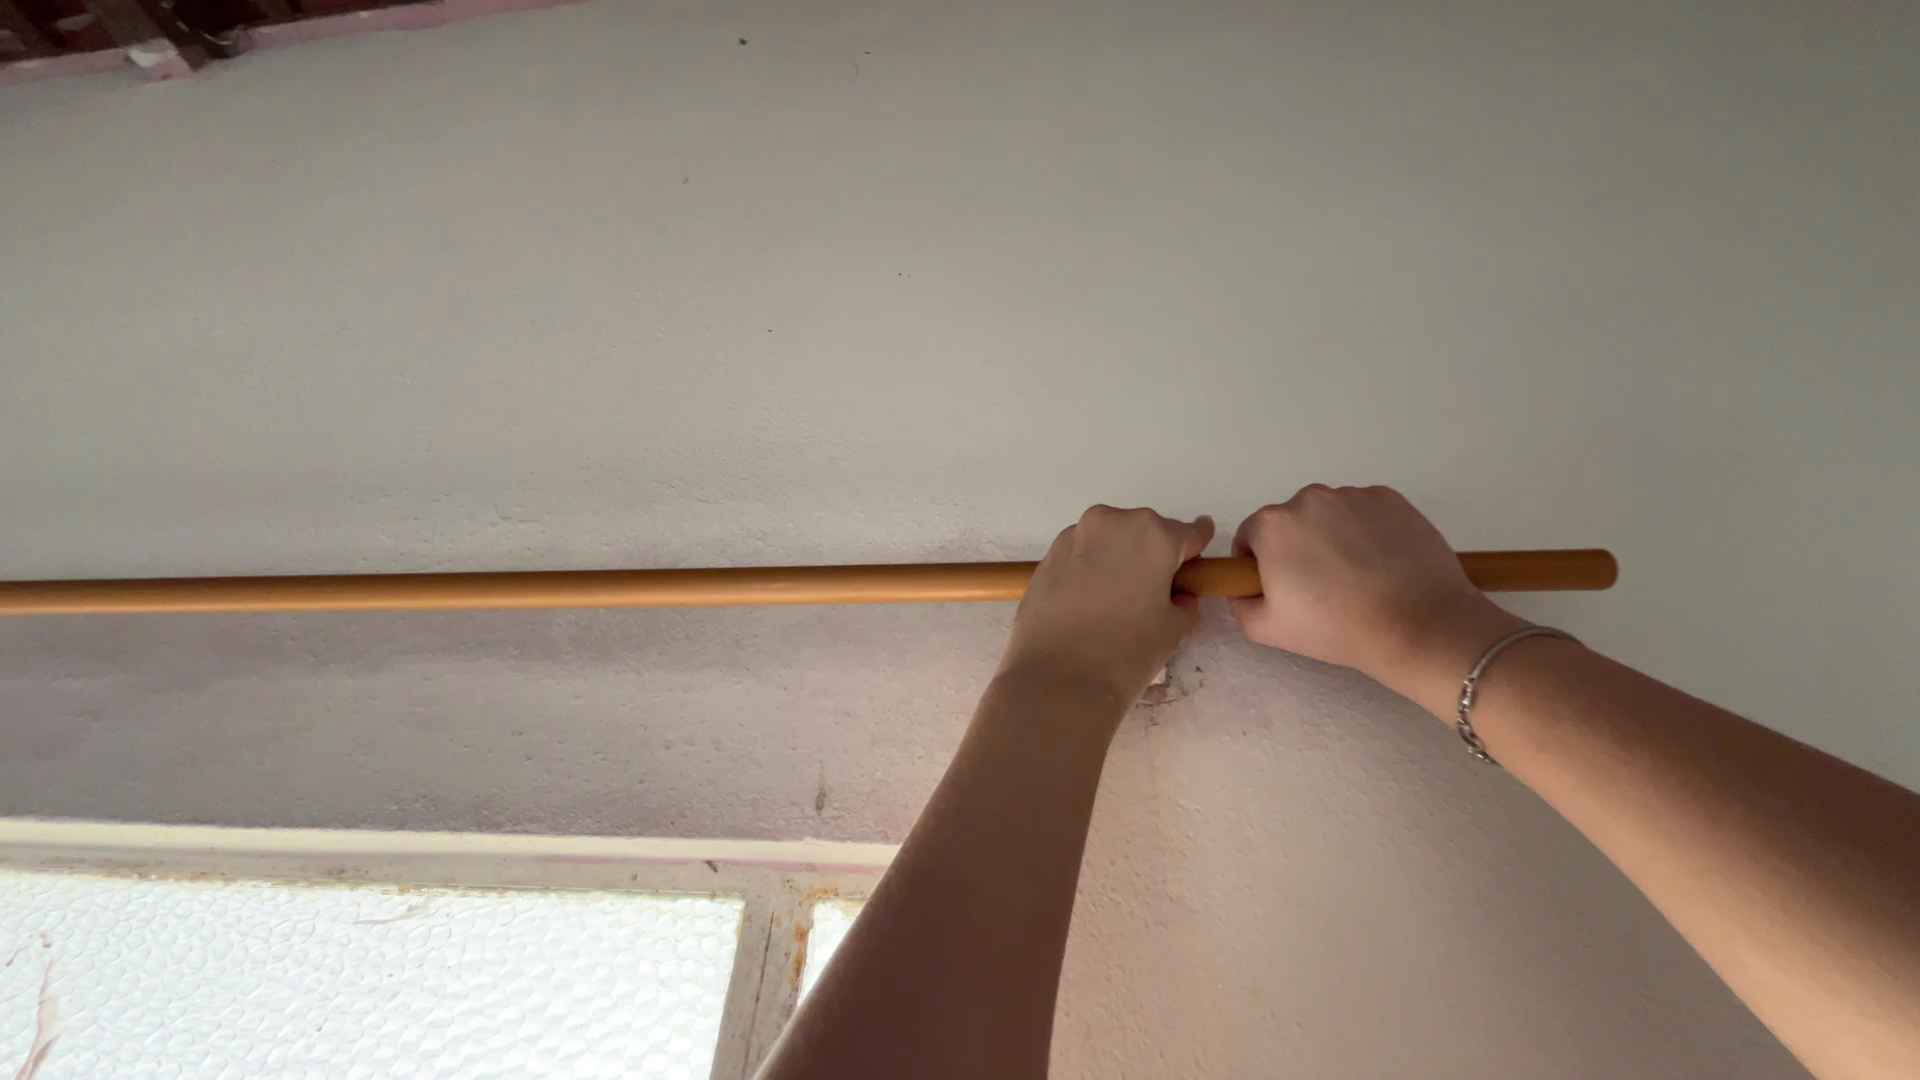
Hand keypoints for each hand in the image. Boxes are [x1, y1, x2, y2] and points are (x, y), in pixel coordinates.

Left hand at [998, 506, 1213, 704]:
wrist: (1058, 676)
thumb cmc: (1126, 651)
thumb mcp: (1172, 629)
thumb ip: (1184, 604)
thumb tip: (1179, 597)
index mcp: (1152, 534)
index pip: (1187, 534)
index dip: (1196, 548)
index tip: (1199, 552)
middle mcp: (1111, 522)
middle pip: (1144, 532)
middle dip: (1153, 553)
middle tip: (1155, 588)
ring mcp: (1073, 536)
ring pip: (1108, 540)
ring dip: (1118, 557)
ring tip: (1118, 597)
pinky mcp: (1047, 556)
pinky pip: (1081, 555)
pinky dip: (1090, 568)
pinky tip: (1089, 600)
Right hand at [1229, 485, 1525, 683]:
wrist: (1420, 626)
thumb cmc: (1335, 628)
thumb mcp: (1264, 629)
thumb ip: (1239, 601)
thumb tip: (1245, 586)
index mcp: (1272, 524)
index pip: (1249, 537)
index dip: (1260, 565)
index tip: (1283, 590)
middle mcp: (1309, 498)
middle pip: (1290, 522)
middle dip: (1297, 547)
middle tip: (1321, 587)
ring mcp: (1354, 495)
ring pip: (1329, 515)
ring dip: (1332, 537)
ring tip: (1357, 577)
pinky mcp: (1392, 499)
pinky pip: (1364, 512)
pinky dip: (1366, 531)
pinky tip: (1381, 563)